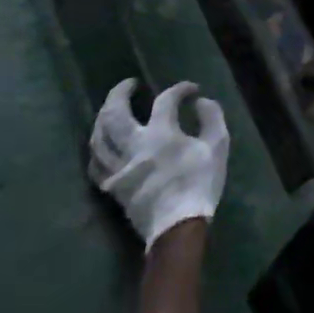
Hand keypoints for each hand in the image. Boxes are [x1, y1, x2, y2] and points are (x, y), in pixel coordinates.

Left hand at [89, 79, 229, 248]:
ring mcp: (118, 166)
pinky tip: (103, 145)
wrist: (178, 229)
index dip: (180, 89)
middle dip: (119, 92)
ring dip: (103, 118)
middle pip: (114, 112)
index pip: (165, 100)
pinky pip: (96, 164)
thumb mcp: (217, 148)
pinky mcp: (112, 186)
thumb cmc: (199, 185)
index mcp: (160, 134)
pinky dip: (98, 150)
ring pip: (99, 137)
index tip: (191, 90)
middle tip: (129, 83)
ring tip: (112, 109)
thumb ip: (212, 119)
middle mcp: (133, 145)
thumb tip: (200, 102)